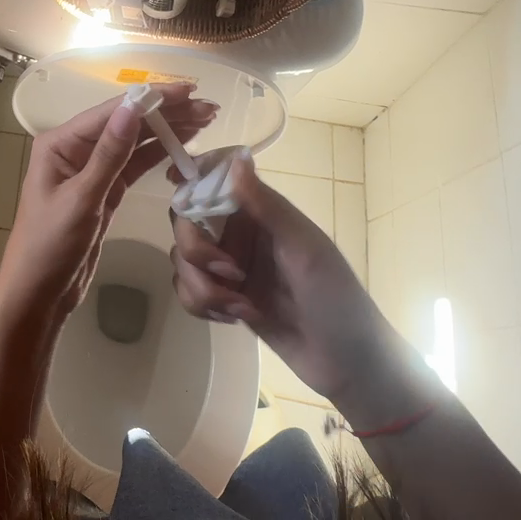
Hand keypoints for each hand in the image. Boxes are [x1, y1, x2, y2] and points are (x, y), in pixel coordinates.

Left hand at [0, 84, 215, 323]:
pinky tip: (184, 145)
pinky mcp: (105, 192)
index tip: (188, 90)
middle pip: (126, 122)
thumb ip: (109, 155)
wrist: (38, 293)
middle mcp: (75, 149)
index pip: (111, 112)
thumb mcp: (82, 200)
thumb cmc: (50, 246)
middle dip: (167, 113)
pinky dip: (159, 155)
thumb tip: (132, 108)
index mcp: (61, 143)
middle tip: (210, 108)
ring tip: (206, 120)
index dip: (151, 98)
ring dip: (168, 131)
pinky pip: (135, 165)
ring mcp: (91, 170)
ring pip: (134, 142)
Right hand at [169, 159, 424, 421]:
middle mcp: (238, 231)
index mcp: (260, 211)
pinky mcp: (222, 296)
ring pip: (181, 259)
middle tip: (230, 274)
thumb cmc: (336, 298)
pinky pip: (186, 289)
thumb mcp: (304, 250)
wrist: (348, 365)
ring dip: (202, 286)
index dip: (190, 174)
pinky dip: (201, 304)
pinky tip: (233, 318)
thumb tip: (236, 157)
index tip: (172, 180)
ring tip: (239, 310)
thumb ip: (265, 205)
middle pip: (185, 220)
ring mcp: (227, 264)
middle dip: (195, 251)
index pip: (214, 178)